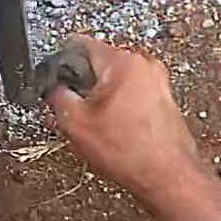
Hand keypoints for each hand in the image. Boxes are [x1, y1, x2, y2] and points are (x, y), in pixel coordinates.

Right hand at [45, 35, 212, 207]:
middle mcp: (143, 65)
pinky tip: (111, 130)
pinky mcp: (162, 99)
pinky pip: (129, 93)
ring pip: (113, 80)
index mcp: (122, 62)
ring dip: (98, 97)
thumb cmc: (129, 152)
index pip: (79, 45)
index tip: (53, 81)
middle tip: (72, 110)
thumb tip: (55, 88)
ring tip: (94, 125)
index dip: (59, 63)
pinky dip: (115, 107)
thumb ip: (57, 96)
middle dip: (81, 84)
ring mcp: (157, 81)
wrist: (167, 176)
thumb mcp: (74, 123)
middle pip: (97, 63)